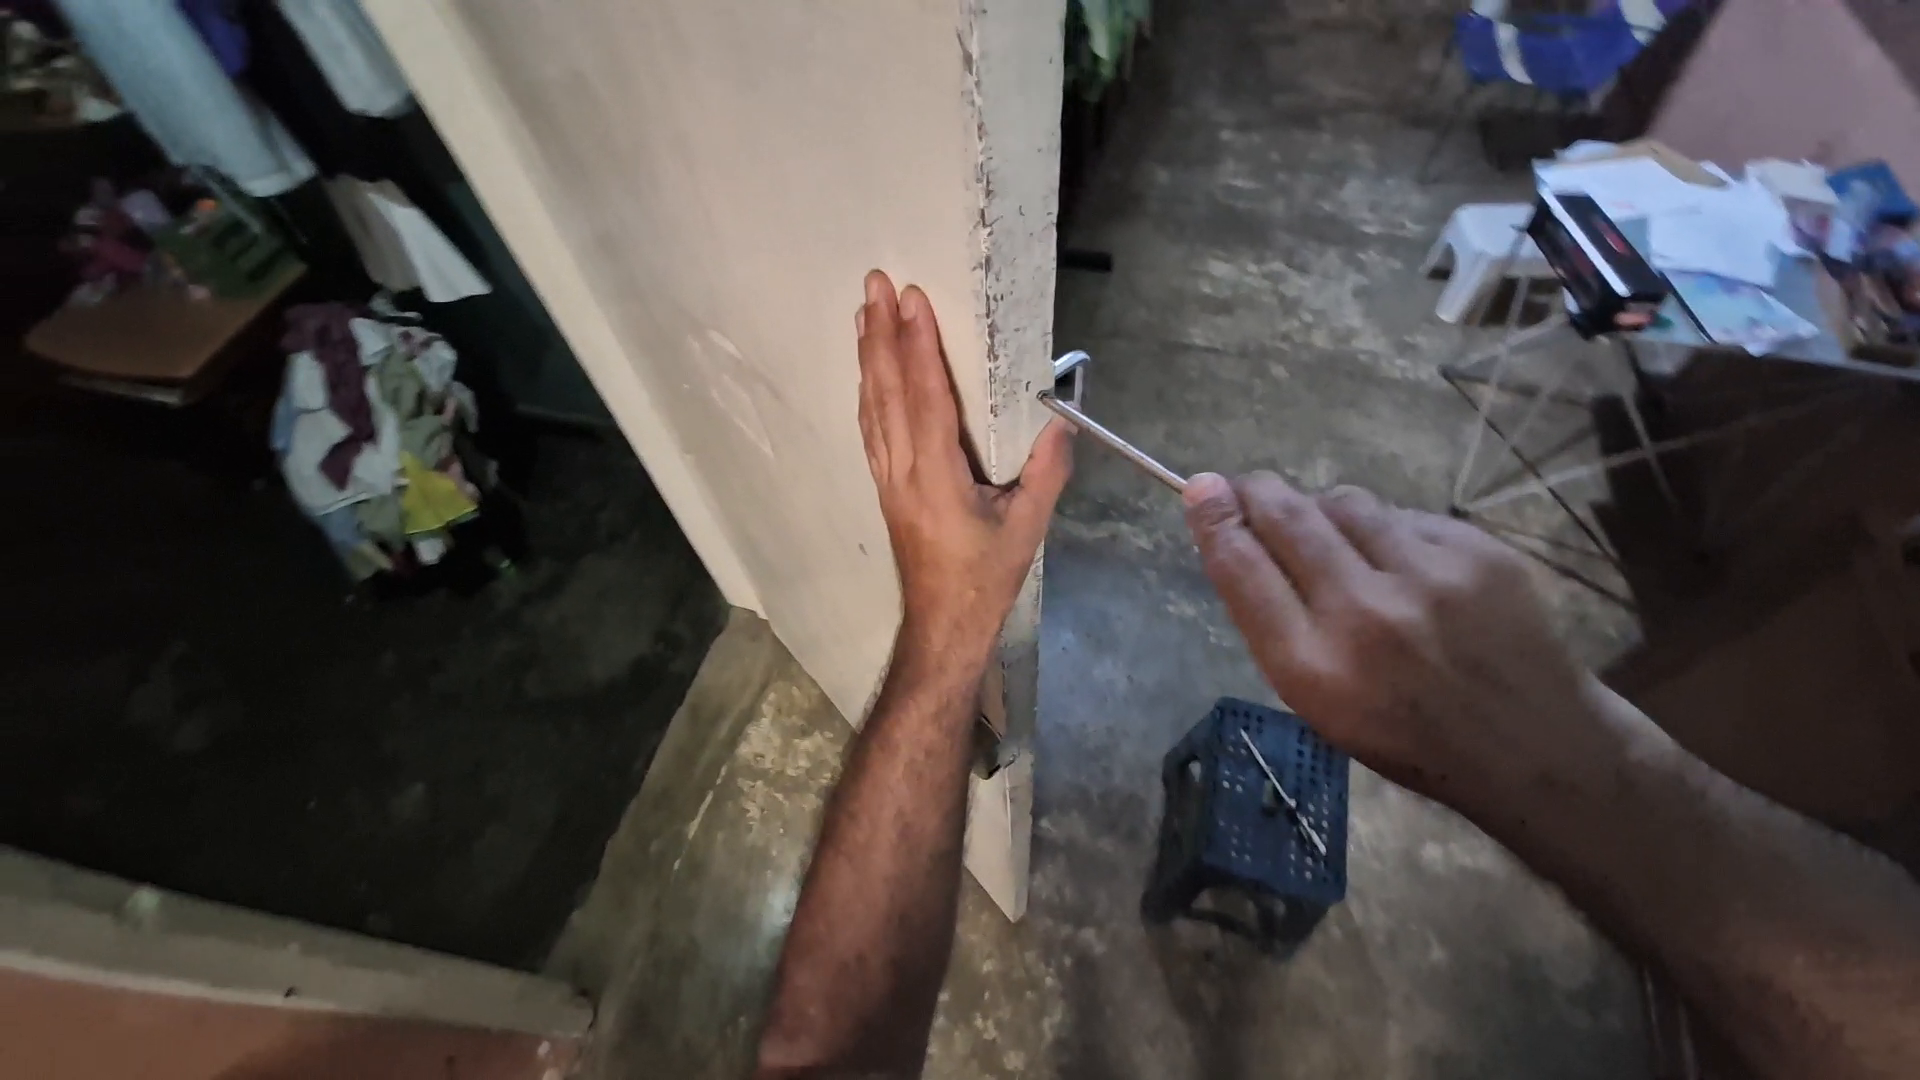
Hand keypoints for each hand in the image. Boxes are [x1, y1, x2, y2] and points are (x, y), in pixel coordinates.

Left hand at [857, 271, 1073, 664]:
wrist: (942, 625)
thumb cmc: (985, 579)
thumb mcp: (1026, 529)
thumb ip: (1045, 474)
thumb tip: (1061, 424)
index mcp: (937, 476)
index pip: (925, 397)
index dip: (916, 345)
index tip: (909, 298)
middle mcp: (903, 470)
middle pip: (886, 392)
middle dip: (878, 334)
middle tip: (871, 283)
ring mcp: (888, 479)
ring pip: (872, 408)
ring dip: (867, 358)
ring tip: (862, 316)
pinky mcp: (885, 489)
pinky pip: (871, 431)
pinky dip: (867, 395)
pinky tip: (866, 377)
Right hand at [1183, 471, 1598, 806]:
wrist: (1534, 748)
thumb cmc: (1401, 732)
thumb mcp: (1313, 699)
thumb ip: (1272, 620)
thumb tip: (1234, 535)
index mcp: (1311, 666)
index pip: (1242, 568)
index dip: (1213, 520)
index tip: (1200, 488)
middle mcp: (1364, 614)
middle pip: (1287, 517)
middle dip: (1257, 492)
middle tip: (1248, 487)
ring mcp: (1428, 576)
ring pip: (1344, 501)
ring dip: (1323, 512)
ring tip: (1339, 544)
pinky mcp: (1478, 552)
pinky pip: (1402, 515)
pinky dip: (1386, 531)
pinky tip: (1404, 566)